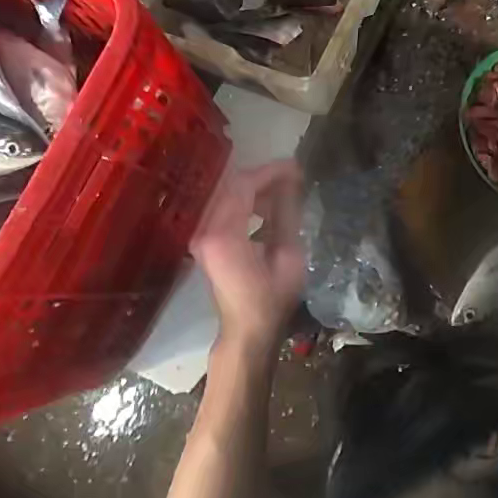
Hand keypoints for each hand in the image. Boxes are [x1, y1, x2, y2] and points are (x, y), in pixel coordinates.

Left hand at [191, 161, 306, 353]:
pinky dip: (246, 201)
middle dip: (264, 177)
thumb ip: (287, 214)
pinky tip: (268, 208)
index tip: (296, 167)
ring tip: (285, 191)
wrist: (246, 330)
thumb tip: (293, 180)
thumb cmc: (272, 298)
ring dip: (255, 188)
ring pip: (227, 194)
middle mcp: (205, 230)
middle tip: (294, 177)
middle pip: (232, 186)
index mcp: (224, 235)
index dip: (270, 171)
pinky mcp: (205, 239)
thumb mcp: (288, 256)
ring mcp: (201, 235)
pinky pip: (224, 207)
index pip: (243, 186)